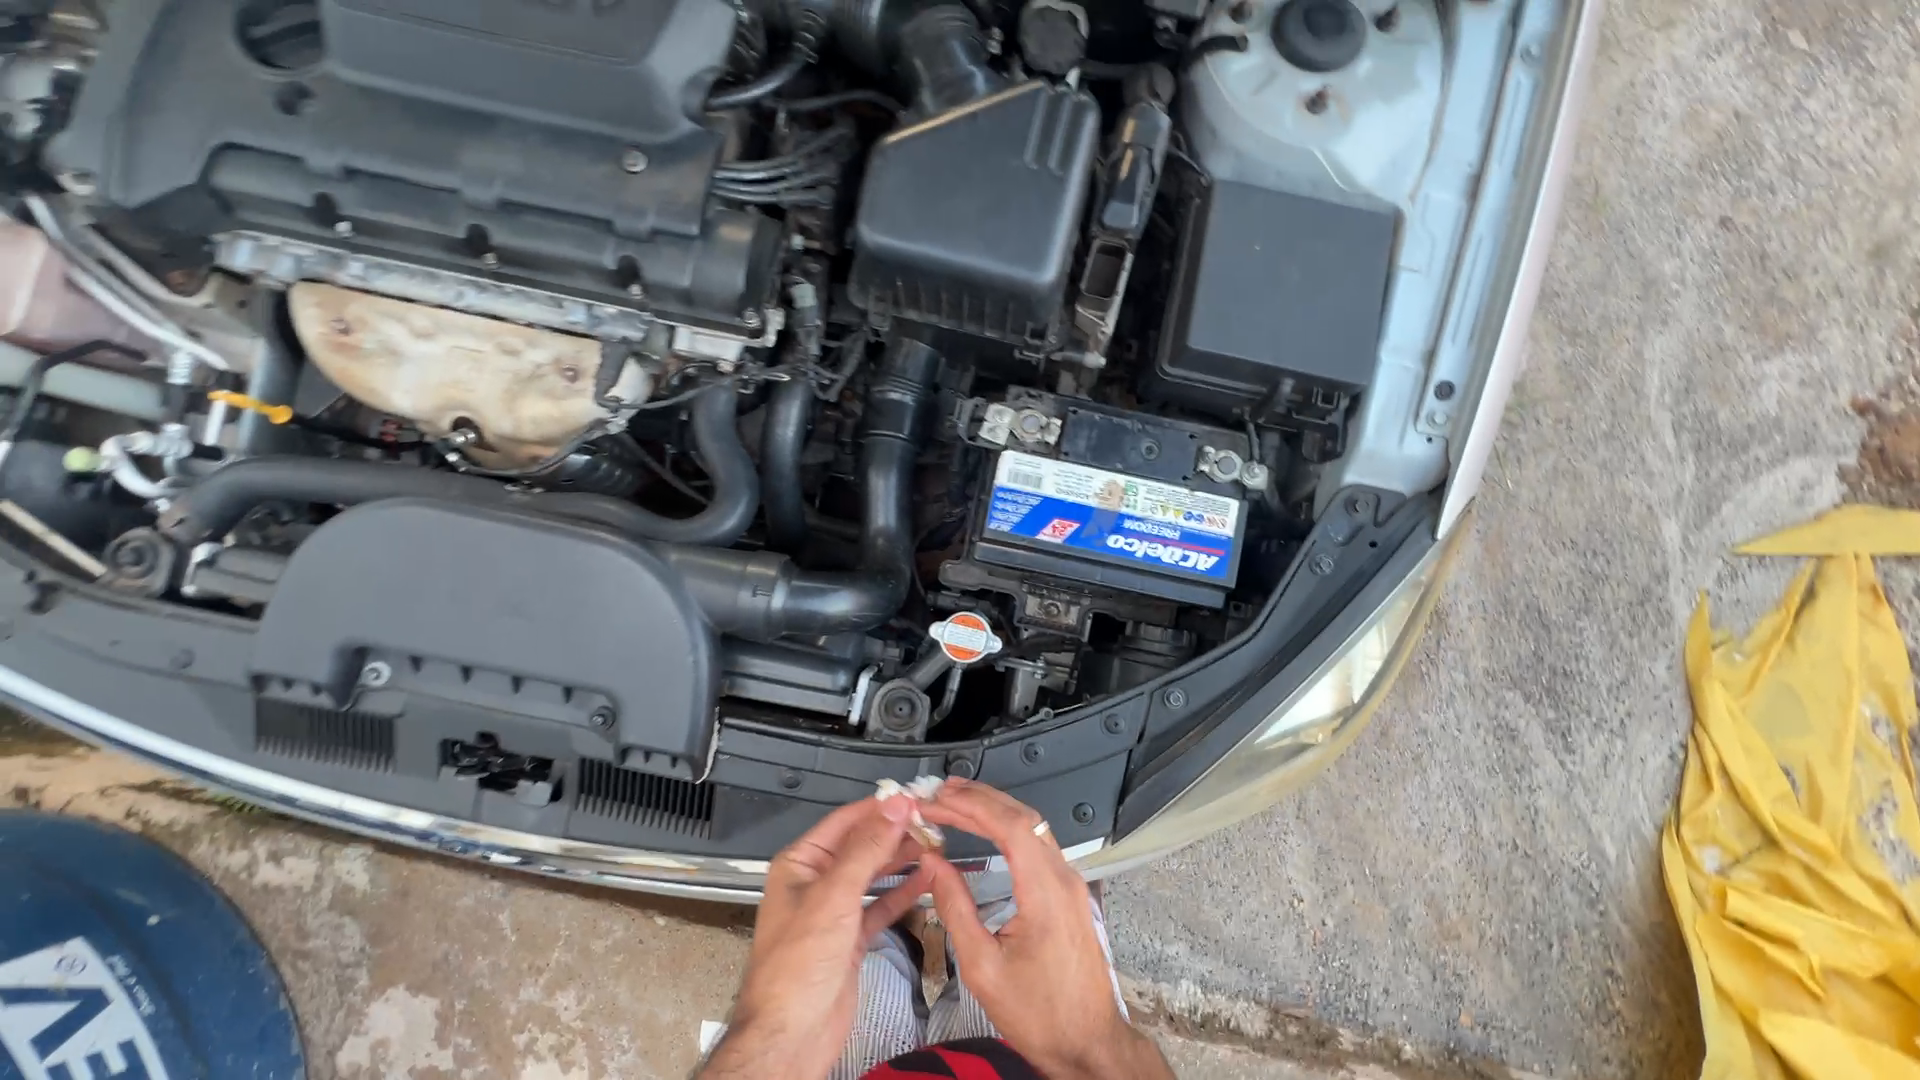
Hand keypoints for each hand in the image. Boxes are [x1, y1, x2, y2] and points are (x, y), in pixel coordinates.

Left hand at [702, 795, 930, 1079]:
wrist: (790, 1036)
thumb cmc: (794, 970)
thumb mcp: (834, 897)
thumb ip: (867, 849)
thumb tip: (893, 808)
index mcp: (800, 864)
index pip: (846, 821)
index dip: (880, 808)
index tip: (913, 798)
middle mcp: (816, 883)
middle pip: (862, 845)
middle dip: (895, 833)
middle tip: (930, 823)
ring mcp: (834, 910)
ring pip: (874, 873)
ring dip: (902, 860)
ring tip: (933, 845)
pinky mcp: (851, 937)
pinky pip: (881, 905)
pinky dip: (903, 892)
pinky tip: (925, 881)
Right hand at [920, 781, 1171, 1079]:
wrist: (1089, 1044)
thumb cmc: (1039, 1013)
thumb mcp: (983, 966)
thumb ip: (955, 907)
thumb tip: (933, 864)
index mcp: (1046, 891)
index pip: (1011, 825)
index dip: (972, 805)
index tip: (940, 798)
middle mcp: (1064, 878)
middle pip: (1022, 818)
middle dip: (979, 799)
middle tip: (940, 791)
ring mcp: (1071, 884)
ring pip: (1032, 828)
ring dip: (994, 809)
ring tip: (957, 801)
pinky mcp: (1069, 893)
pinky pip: (1038, 845)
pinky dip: (1008, 828)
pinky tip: (987, 829)